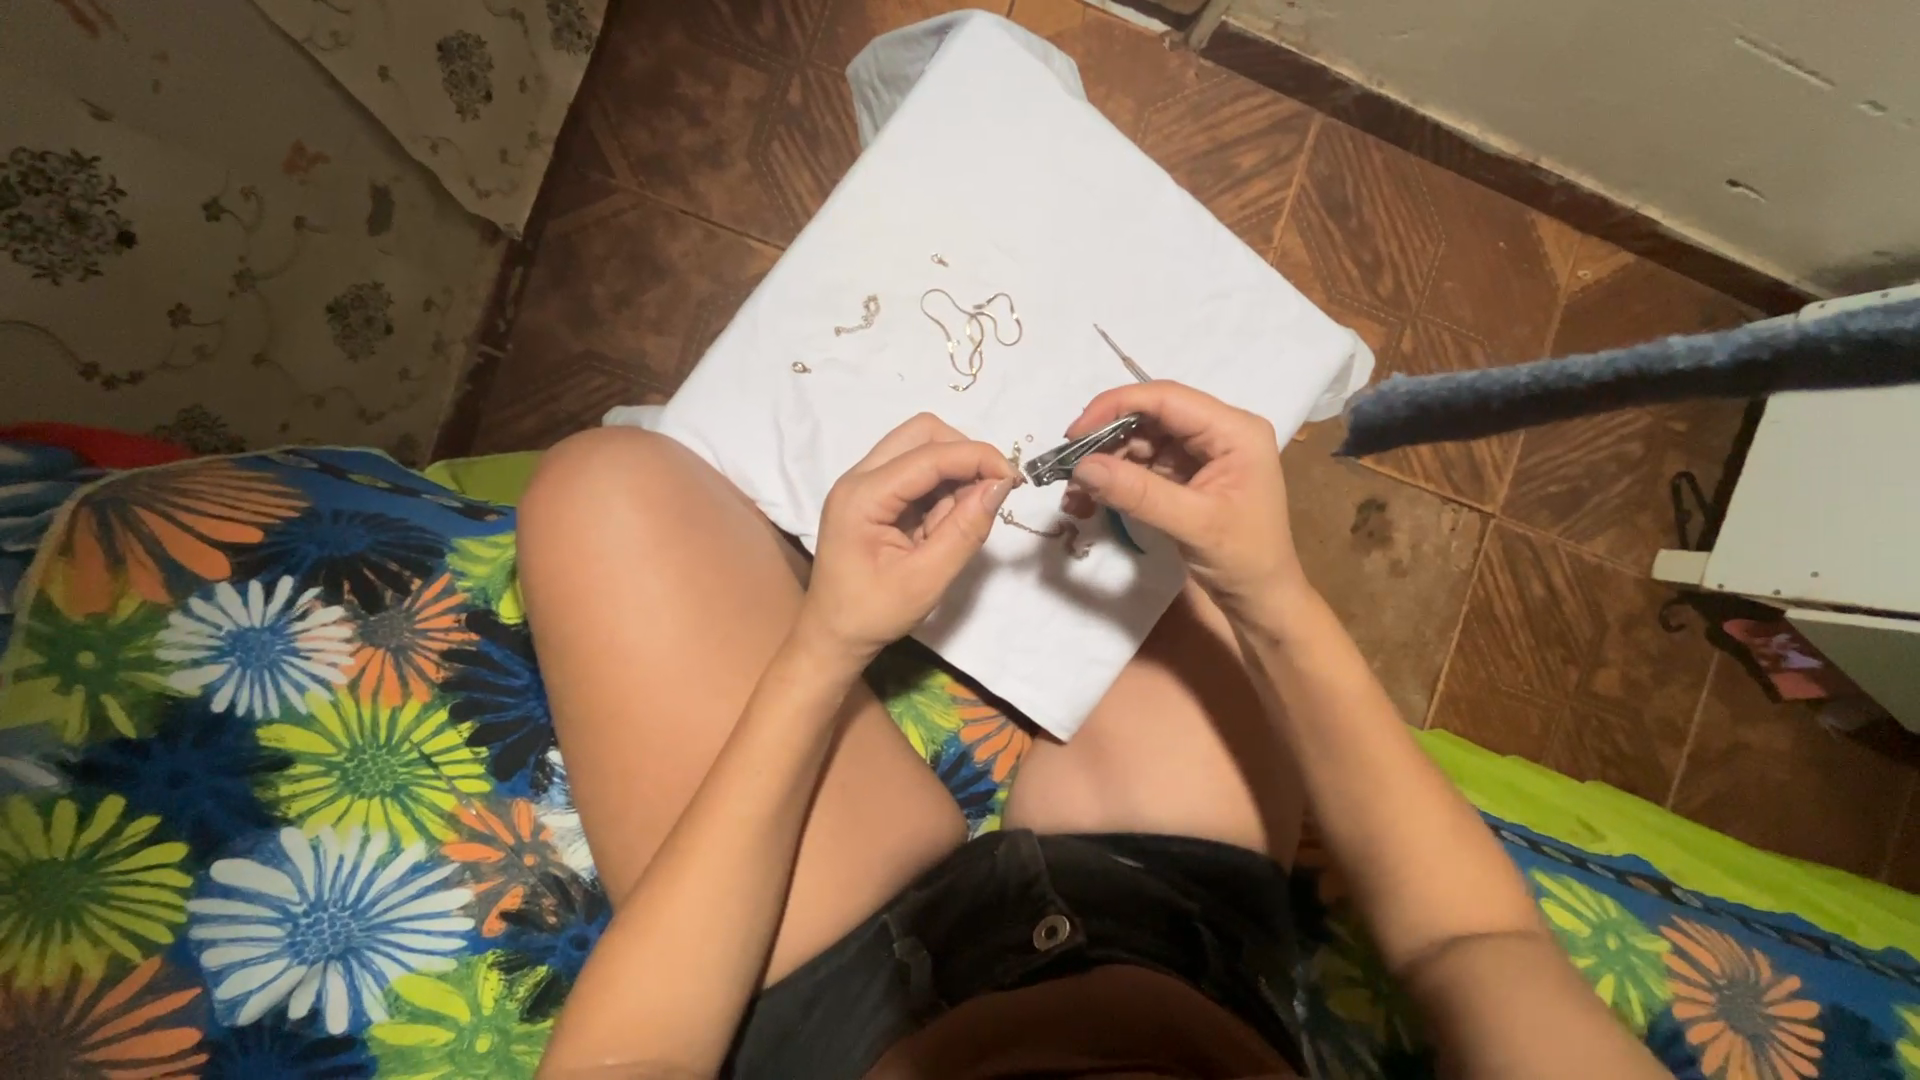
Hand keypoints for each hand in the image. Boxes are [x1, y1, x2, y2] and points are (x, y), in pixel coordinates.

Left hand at [799, 413, 1019, 662]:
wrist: (833, 635)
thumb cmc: (874, 613)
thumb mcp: (927, 579)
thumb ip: (965, 531)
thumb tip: (1000, 486)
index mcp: (863, 496)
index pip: (930, 454)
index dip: (977, 458)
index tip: (1013, 481)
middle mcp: (859, 478)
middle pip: (922, 433)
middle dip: (964, 455)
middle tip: (988, 494)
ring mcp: (863, 484)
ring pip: (920, 447)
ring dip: (952, 474)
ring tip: (956, 522)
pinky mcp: (873, 495)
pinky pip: (915, 471)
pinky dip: (940, 487)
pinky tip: (941, 525)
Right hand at [1065, 381, 1307, 629]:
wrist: (1261, 600)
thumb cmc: (1244, 559)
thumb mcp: (1194, 524)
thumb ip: (1138, 493)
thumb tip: (1082, 468)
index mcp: (1234, 430)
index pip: (1167, 399)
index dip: (1116, 407)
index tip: (1073, 434)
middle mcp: (1217, 432)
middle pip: (1150, 416)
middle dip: (1105, 437)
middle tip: (1068, 466)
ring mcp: (1199, 454)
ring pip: (1140, 439)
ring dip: (1105, 461)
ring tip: (1074, 491)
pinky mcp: (1183, 475)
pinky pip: (1140, 464)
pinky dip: (1114, 479)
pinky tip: (1089, 498)